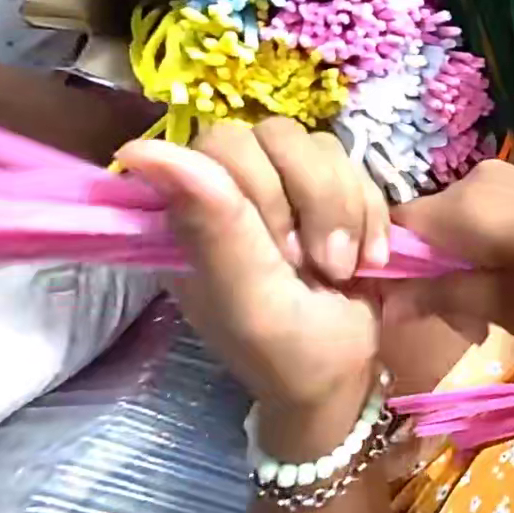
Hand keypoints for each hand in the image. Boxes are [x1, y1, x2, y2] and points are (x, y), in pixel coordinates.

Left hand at [117, 119, 390, 413]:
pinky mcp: (333, 197)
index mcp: (196, 217)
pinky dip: (373, 215)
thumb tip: (140, 149)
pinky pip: (359, 171)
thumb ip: (212, 227)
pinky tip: (370, 257)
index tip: (283, 251)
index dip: (267, 188)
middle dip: (319, 202)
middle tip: (323, 263)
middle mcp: (238, 194)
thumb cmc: (290, 351)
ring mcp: (289, 192)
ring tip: (346, 267)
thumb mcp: (250, 299)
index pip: (226, 144)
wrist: (347, 375)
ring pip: (325, 150)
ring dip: (349, 211)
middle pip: (282, 137)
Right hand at [383, 160, 513, 332]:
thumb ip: (445, 298)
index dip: (388, 274)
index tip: (407, 315)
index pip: (390, 232)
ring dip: (461, 268)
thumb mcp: (513, 300)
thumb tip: (387, 305)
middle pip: (423, 230)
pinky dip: (485, 250)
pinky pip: (482, 217)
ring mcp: (502, 177)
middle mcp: (472, 181)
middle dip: (431, 277)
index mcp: (461, 208)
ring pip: (454, 226)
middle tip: (465, 324)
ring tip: (500, 308)